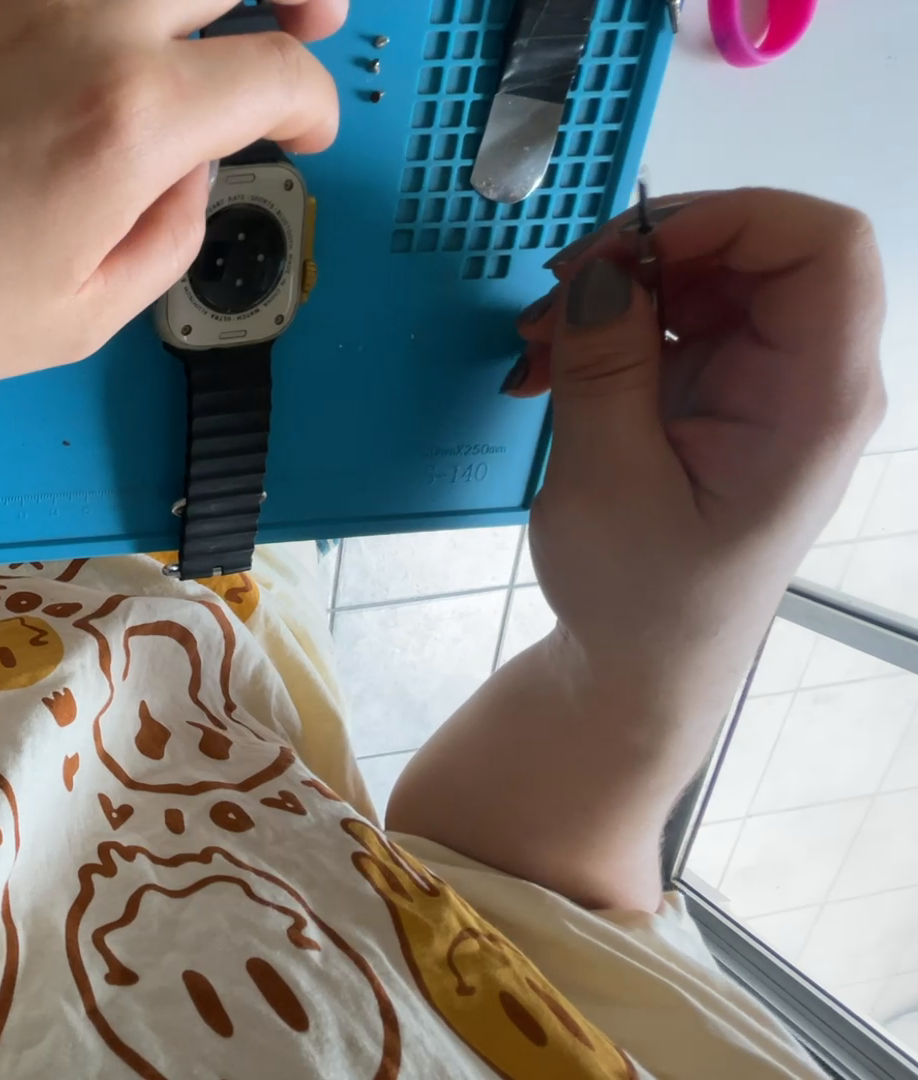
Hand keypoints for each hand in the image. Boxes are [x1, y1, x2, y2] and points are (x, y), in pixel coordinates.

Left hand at [0, 0, 345, 393]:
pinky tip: (107, 21)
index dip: (309, 106)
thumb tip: (196, 171)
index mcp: (126, 121)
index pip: (270, 75)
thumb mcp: (82, 317)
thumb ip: (172, 236)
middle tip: (312, 13)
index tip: (303, 130)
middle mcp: (77, 23)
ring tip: (213, 9)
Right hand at [512, 189, 884, 710]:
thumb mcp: (608, 480)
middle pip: (750, 259)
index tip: (605, 257)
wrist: (638, 655)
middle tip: (543, 313)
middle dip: (637, 265)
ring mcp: (751, 388)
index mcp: (811, 395)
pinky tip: (544, 375)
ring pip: (695, 293)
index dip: (719, 220)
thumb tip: (598, 277)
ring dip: (604, 305)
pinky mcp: (704, 404)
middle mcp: (799, 376)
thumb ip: (606, 372)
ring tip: (531, 353)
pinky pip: (660, 337)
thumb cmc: (637, 587)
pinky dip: (596, 341)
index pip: (819, 248)